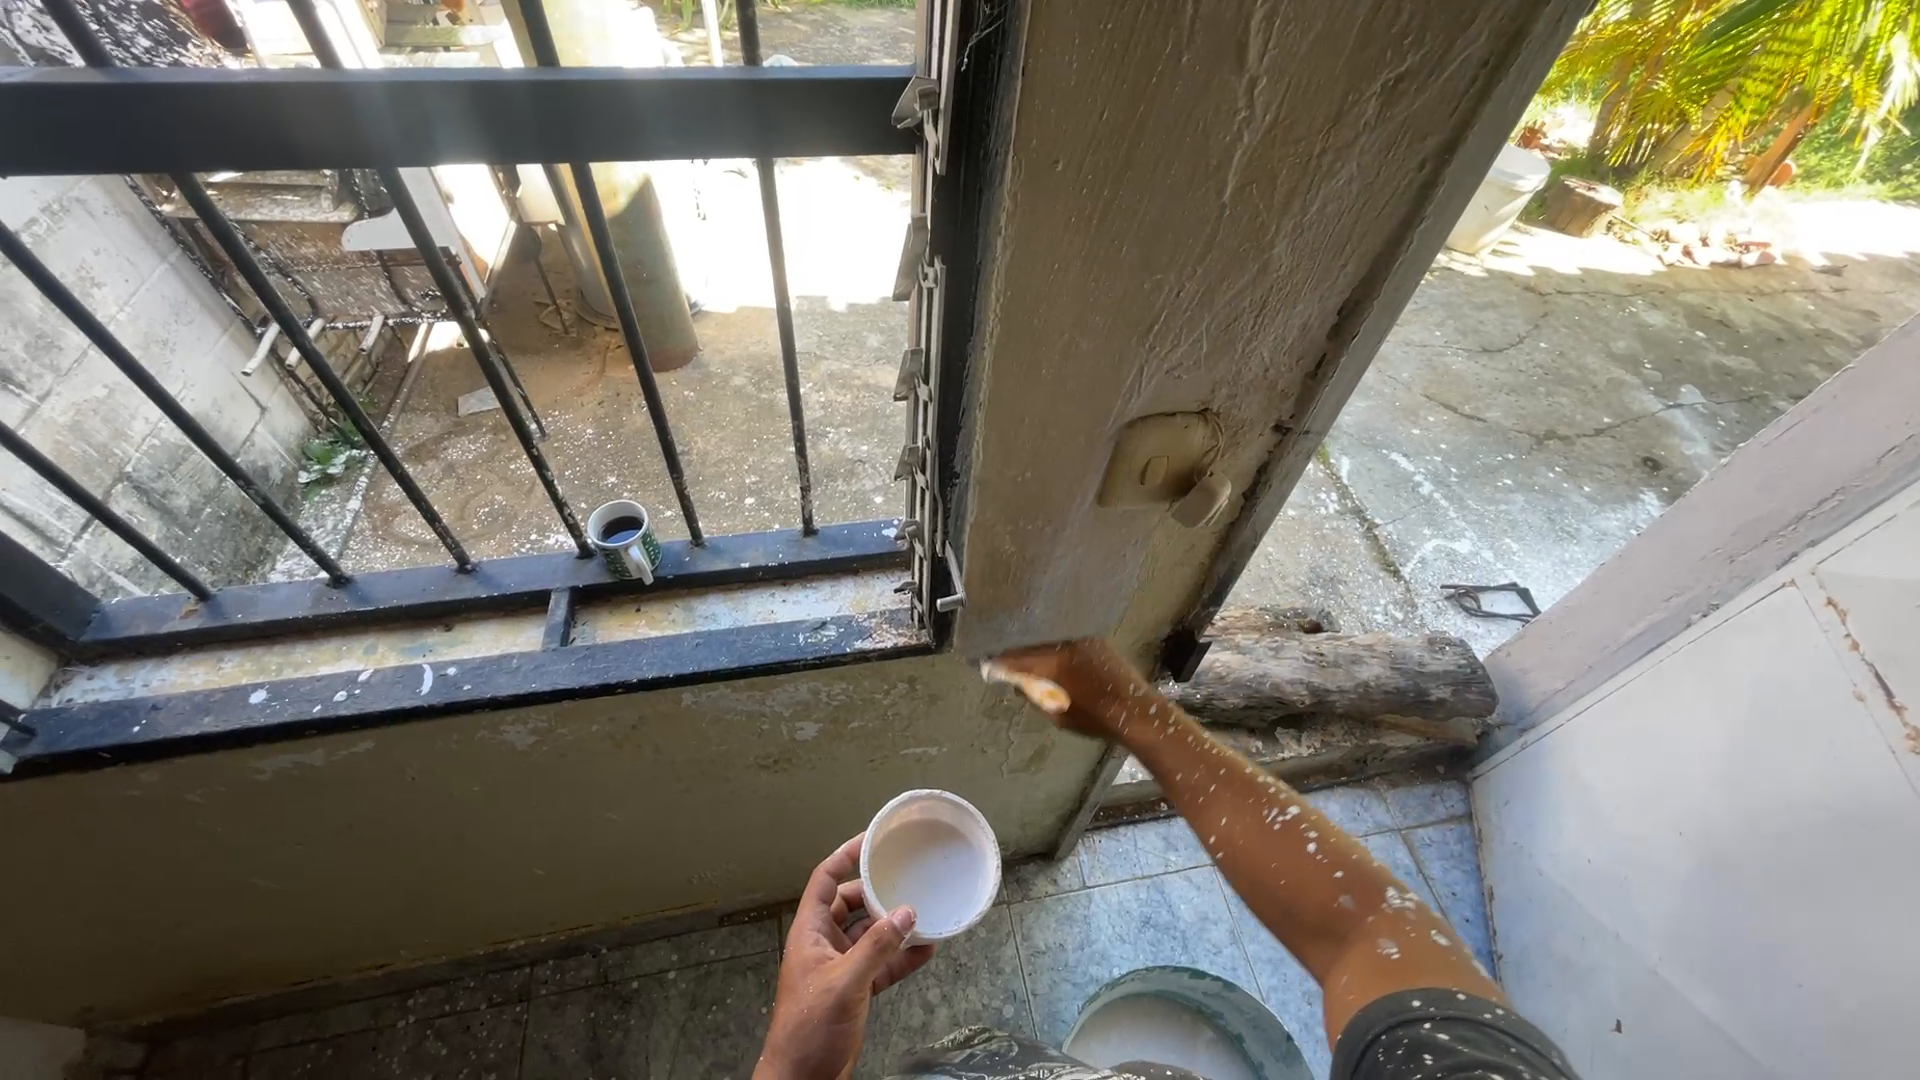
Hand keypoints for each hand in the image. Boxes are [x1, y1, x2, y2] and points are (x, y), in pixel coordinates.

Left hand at [755, 834, 937, 1079]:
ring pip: (870, 934)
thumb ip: (876, 947)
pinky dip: (902, 957)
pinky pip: (882, 964)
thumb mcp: (844, 982)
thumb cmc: (811, 1026)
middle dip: (877, 892)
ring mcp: (841, 967)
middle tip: (906, 877)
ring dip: (895, 925)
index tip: (872, 839)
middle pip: (851, 904)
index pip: (825, 880)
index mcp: (810, 932)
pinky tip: (928, 949)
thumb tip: (908, 911)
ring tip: (925, 910)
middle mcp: (824, 943)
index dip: (845, 855)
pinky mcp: (856, 990)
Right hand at [988, 637, 1164, 739]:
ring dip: (1033, 644)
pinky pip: (1065, 637)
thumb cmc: (1096, 719)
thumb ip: (1035, 696)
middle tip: (1000, 657)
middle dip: (1013, 649)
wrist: (1138, 712)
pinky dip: (1052, 644)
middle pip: (1030, 641)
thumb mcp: (1057, 715)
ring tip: (1022, 653)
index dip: (998, 661)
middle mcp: (1065, 643)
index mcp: (1053, 662)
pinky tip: (1049, 652)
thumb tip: (1017, 685)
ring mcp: (1081, 638)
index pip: (1015, 657)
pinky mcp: (1094, 640)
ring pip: (1048, 637)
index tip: (985, 663)